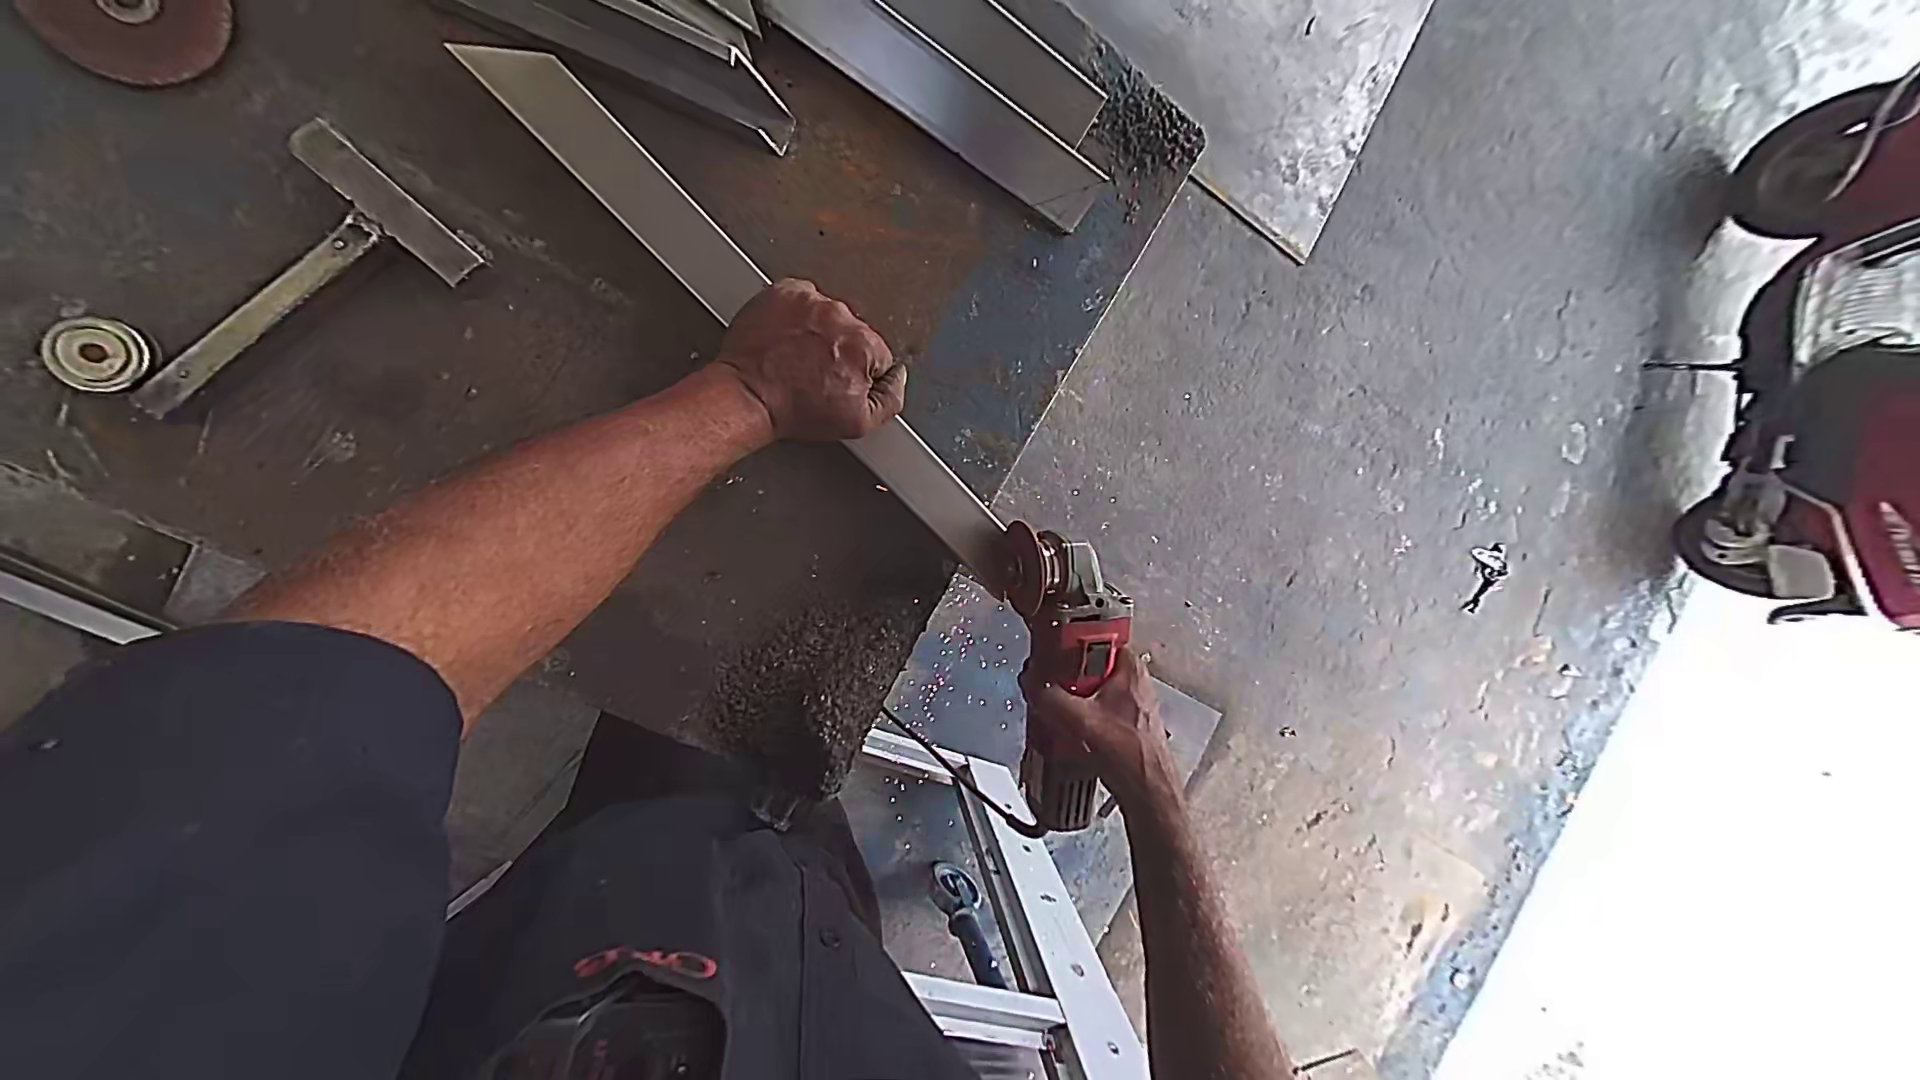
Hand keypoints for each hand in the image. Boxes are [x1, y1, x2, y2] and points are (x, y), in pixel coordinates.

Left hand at [713, 279, 906, 440]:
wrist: (750, 396)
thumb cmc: (796, 409)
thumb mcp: (859, 424)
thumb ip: (892, 399)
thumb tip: (898, 378)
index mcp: (865, 345)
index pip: (878, 356)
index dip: (861, 375)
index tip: (841, 384)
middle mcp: (840, 317)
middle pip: (854, 333)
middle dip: (840, 352)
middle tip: (817, 375)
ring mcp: (810, 302)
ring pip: (828, 316)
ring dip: (819, 333)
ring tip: (799, 359)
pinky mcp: (784, 293)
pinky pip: (801, 300)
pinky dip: (797, 317)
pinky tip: (789, 340)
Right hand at [1020, 646, 1182, 814]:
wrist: (1147, 789)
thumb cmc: (1132, 755)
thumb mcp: (1081, 720)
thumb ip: (1050, 697)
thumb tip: (1033, 685)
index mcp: (1129, 668)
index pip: (1096, 635)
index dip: (1071, 638)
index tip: (1052, 644)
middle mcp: (1133, 679)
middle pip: (1089, 661)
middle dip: (1066, 671)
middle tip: (1049, 679)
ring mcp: (1130, 699)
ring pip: (1091, 683)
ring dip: (1072, 692)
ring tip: (1056, 703)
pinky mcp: (1124, 717)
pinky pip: (1095, 703)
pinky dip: (1081, 709)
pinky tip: (1070, 725)